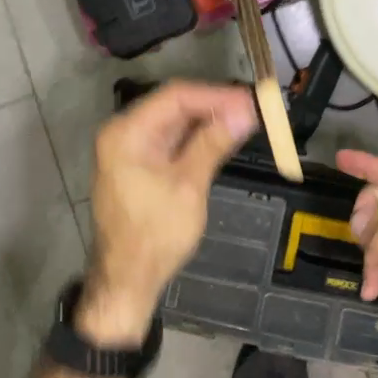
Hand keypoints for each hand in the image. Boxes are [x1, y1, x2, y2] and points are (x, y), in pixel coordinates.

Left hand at [79, 82, 257, 345]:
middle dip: (214, 105)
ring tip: (245, 121)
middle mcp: (124, 133)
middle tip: (252, 109)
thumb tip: (245, 112)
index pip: (176, 96)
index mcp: (127, 132)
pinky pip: (172, 140)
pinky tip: (223, 138)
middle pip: (174, 106)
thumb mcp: (189, 186)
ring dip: (209, 121)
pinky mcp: (141, 165)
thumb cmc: (155, 235)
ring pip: (176, 122)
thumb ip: (214, 143)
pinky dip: (197, 138)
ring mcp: (131, 149)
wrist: (127, 282)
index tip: (250, 100)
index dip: (216, 95)